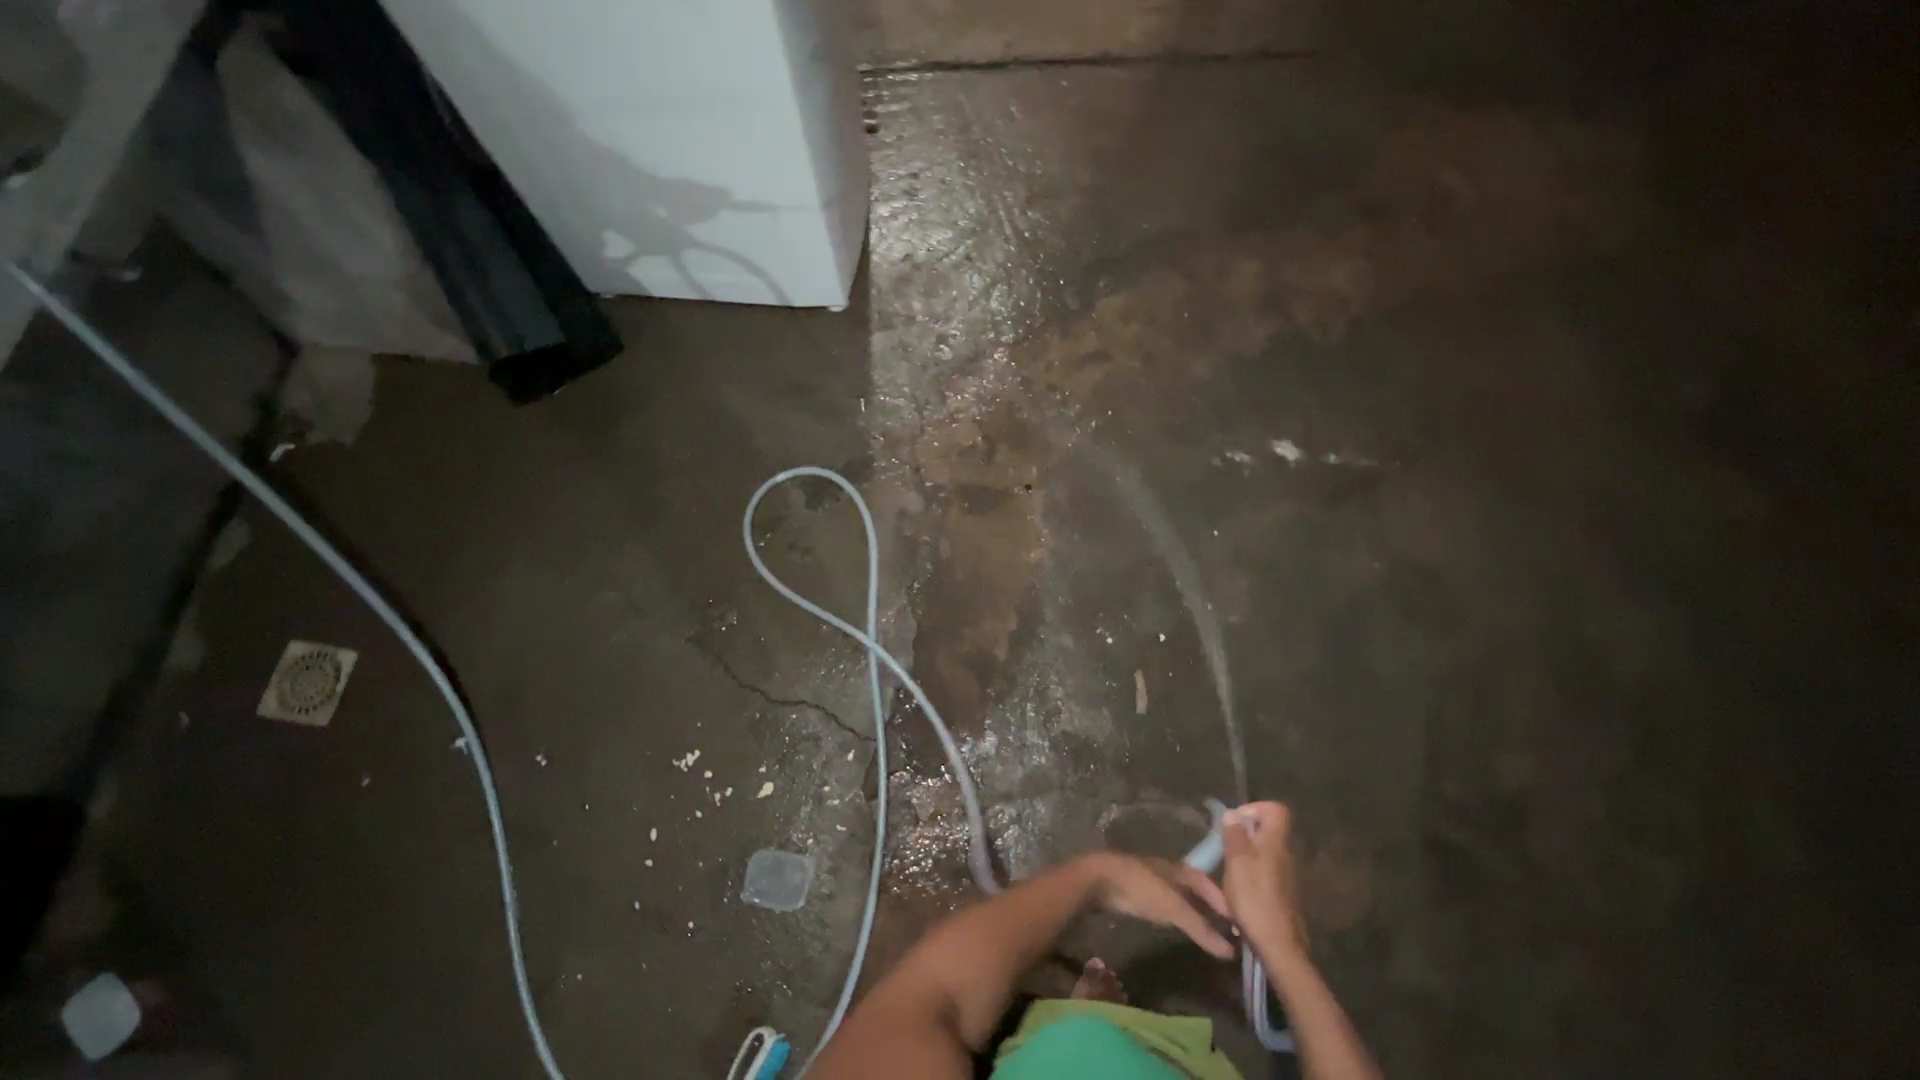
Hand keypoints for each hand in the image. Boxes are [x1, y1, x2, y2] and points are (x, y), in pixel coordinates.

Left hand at [1085, 854, 1234, 958]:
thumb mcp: (1174, 908)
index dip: (1224, 901)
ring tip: (1209, 933)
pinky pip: (1165, 905)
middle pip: (1196, 891)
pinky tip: (1178, 926)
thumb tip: (1231, 953)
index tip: (1240, 921)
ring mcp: (1153, 883)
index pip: (1210, 885)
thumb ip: (1200, 929)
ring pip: (1180, 898)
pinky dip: (1177, 916)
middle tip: (1228, 931)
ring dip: (1194, 913)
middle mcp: (1170, 873)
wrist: (1100, 879)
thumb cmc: (1141, 887)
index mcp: (1183, 870)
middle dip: (1211, 908)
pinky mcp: (1138, 894)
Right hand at [1221, 802, 1305, 954]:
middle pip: (1270, 831)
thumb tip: (1233, 815)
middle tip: (1226, 846)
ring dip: (1247, 854)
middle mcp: (1286, 854)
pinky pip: (1267, 871)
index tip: (1235, 822)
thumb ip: (1234, 835)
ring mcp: (1287, 875)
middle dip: (1246, 833)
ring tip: (1228, 868)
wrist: (1278, 943)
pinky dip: (1252, 873)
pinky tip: (1237, 889)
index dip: (1255, 808)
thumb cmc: (1254, 896)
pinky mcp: (1284, 893)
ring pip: (1266, 852)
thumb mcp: (1237, 861)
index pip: (1276, 810)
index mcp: (1276, 842)